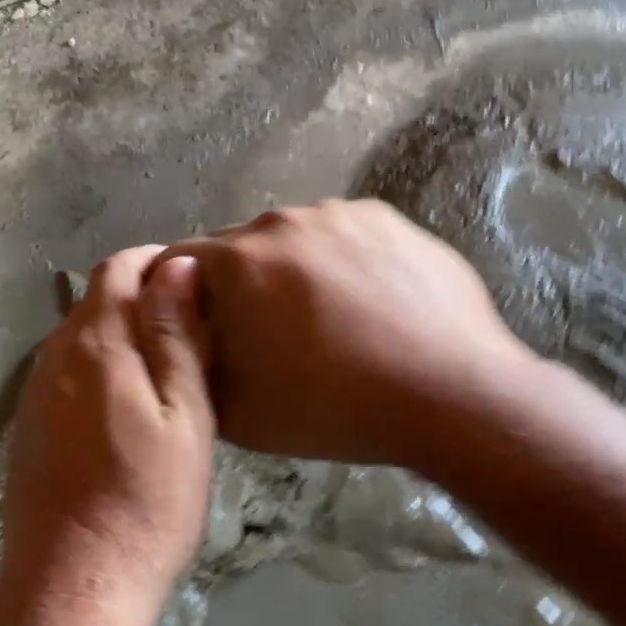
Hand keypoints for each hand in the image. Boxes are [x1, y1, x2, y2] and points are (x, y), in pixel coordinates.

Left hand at [0, 247, 215, 612]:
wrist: (72, 578)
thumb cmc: (146, 499)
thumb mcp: (182, 414)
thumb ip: (174, 334)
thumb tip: (175, 265)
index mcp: (94, 341)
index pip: (117, 269)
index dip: (154, 261)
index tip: (192, 276)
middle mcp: (55, 353)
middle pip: (95, 300)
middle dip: (139, 295)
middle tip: (190, 322)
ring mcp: (35, 389)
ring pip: (79, 336)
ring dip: (118, 332)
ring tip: (165, 361)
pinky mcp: (29, 422)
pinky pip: (66, 371)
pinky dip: (98, 365)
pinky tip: (124, 401)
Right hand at [166, 199, 532, 466]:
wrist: (452, 396)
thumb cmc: (332, 408)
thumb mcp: (234, 411)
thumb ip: (186, 363)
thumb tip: (174, 335)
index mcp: (236, 261)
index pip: (176, 260)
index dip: (176, 291)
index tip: (194, 322)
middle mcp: (279, 222)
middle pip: (233, 245)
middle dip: (234, 281)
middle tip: (260, 328)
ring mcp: (338, 214)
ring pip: (289, 237)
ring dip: (286, 267)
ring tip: (320, 317)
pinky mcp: (386, 218)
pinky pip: (338, 234)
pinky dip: (336, 259)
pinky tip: (362, 302)